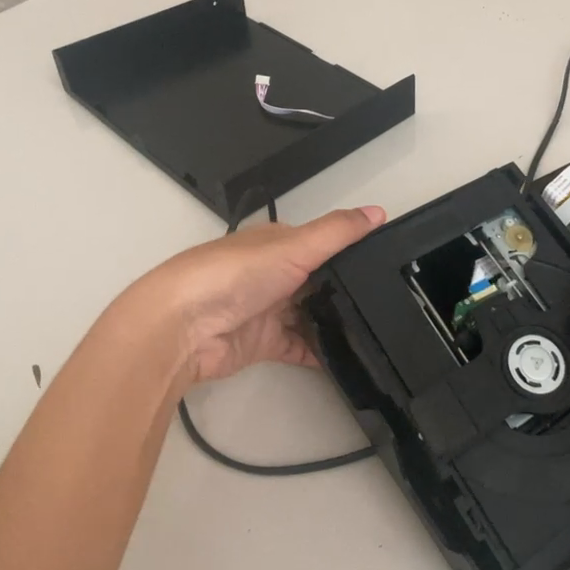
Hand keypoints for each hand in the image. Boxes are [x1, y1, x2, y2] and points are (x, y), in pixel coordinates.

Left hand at [124, 206, 384, 385]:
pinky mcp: (263, 343)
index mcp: (277, 242)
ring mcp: (267, 310)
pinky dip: (321, 353)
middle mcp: (273, 273)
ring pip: (311, 315)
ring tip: (376, 331)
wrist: (182, 327)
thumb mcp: (295, 245)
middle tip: (387, 302)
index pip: (322, 243)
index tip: (386, 263)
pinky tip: (348, 358)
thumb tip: (379, 212)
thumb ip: (339, 231)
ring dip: (335, 323)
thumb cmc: (236, 274)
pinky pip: (300, 347)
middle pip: (318, 282)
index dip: (351, 251)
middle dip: (346, 291)